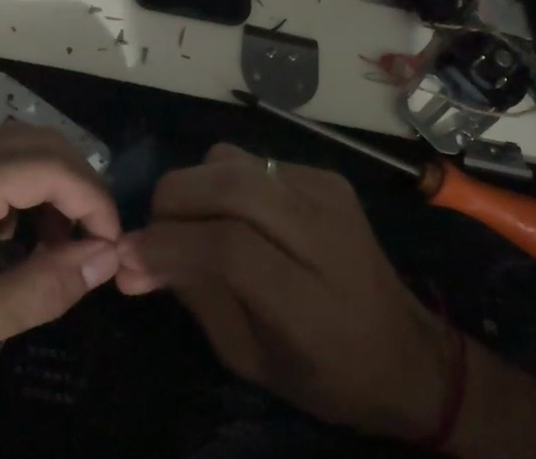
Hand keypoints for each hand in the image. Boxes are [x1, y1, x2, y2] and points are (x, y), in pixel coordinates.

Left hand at [0, 121, 122, 412]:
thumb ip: (40, 288)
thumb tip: (105, 258)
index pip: (49, 166)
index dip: (94, 200)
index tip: (113, 250)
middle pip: (35, 142)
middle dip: (78, 185)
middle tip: (94, 246)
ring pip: (12, 147)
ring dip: (49, 185)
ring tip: (60, 247)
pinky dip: (19, 189)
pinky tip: (15, 240)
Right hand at [114, 143, 449, 439]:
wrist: (409, 354)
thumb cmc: (324, 374)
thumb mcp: (250, 359)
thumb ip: (191, 297)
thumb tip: (127, 261)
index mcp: (312, 301)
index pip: (228, 248)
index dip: (168, 244)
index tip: (126, 255)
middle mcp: (324, 235)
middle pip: (230, 186)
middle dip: (172, 201)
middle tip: (149, 230)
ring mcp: (328, 196)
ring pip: (234, 161)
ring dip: (194, 186)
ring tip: (187, 223)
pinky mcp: (327, 177)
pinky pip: (252, 161)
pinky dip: (221, 181)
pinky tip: (228, 216)